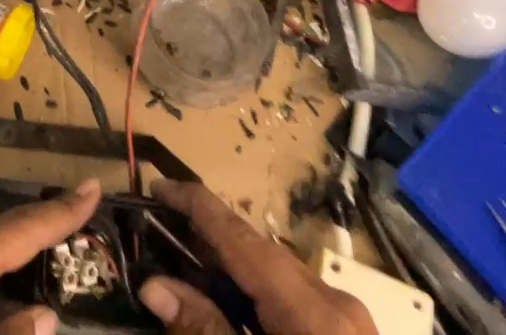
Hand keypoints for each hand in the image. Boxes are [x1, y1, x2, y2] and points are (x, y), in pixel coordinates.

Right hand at [139, 180, 376, 334]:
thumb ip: (204, 332)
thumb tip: (154, 285)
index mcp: (312, 309)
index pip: (241, 236)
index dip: (196, 205)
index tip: (156, 185)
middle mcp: (335, 303)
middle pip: (259, 253)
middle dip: (208, 243)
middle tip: (160, 243)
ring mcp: (350, 324)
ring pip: (277, 278)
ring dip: (231, 274)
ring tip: (189, 283)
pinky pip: (295, 304)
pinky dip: (258, 300)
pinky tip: (232, 317)